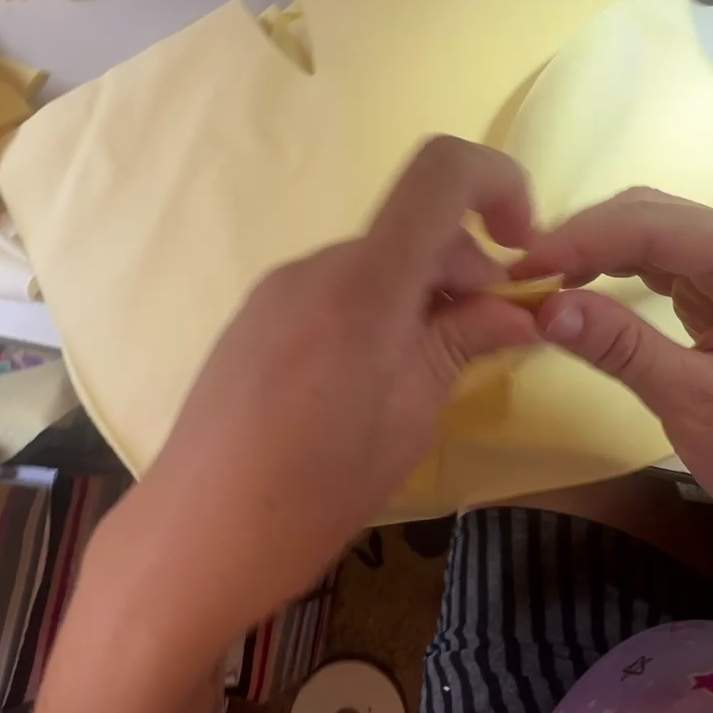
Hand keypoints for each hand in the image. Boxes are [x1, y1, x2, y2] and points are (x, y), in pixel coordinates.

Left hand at [124, 136, 542, 639]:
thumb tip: (518, 312)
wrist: (191, 539)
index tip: (521, 241)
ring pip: (379, 257)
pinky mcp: (259, 310)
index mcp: (364, 286)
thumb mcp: (410, 419)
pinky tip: (375, 370)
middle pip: (414, 225)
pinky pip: (340, 283)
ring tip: (429, 364)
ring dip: (423, 290)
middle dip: (466, 267)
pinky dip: (380, 303)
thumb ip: (462, 343)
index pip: (441, 174)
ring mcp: (280, 284)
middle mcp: (318, 265)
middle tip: (489, 334)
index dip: (497, 180)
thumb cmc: (314, 495)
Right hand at [515, 188, 712, 575]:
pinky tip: (577, 284)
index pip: (657, 228)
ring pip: (650, 230)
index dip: (582, 241)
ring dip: (592, 250)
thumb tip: (543, 307)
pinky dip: (613, 268)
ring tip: (537, 279)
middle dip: (582, 240)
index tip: (519, 270)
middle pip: (652, 215)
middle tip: (519, 276)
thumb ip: (620, 348)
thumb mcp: (695, 407)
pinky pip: (659, 259)